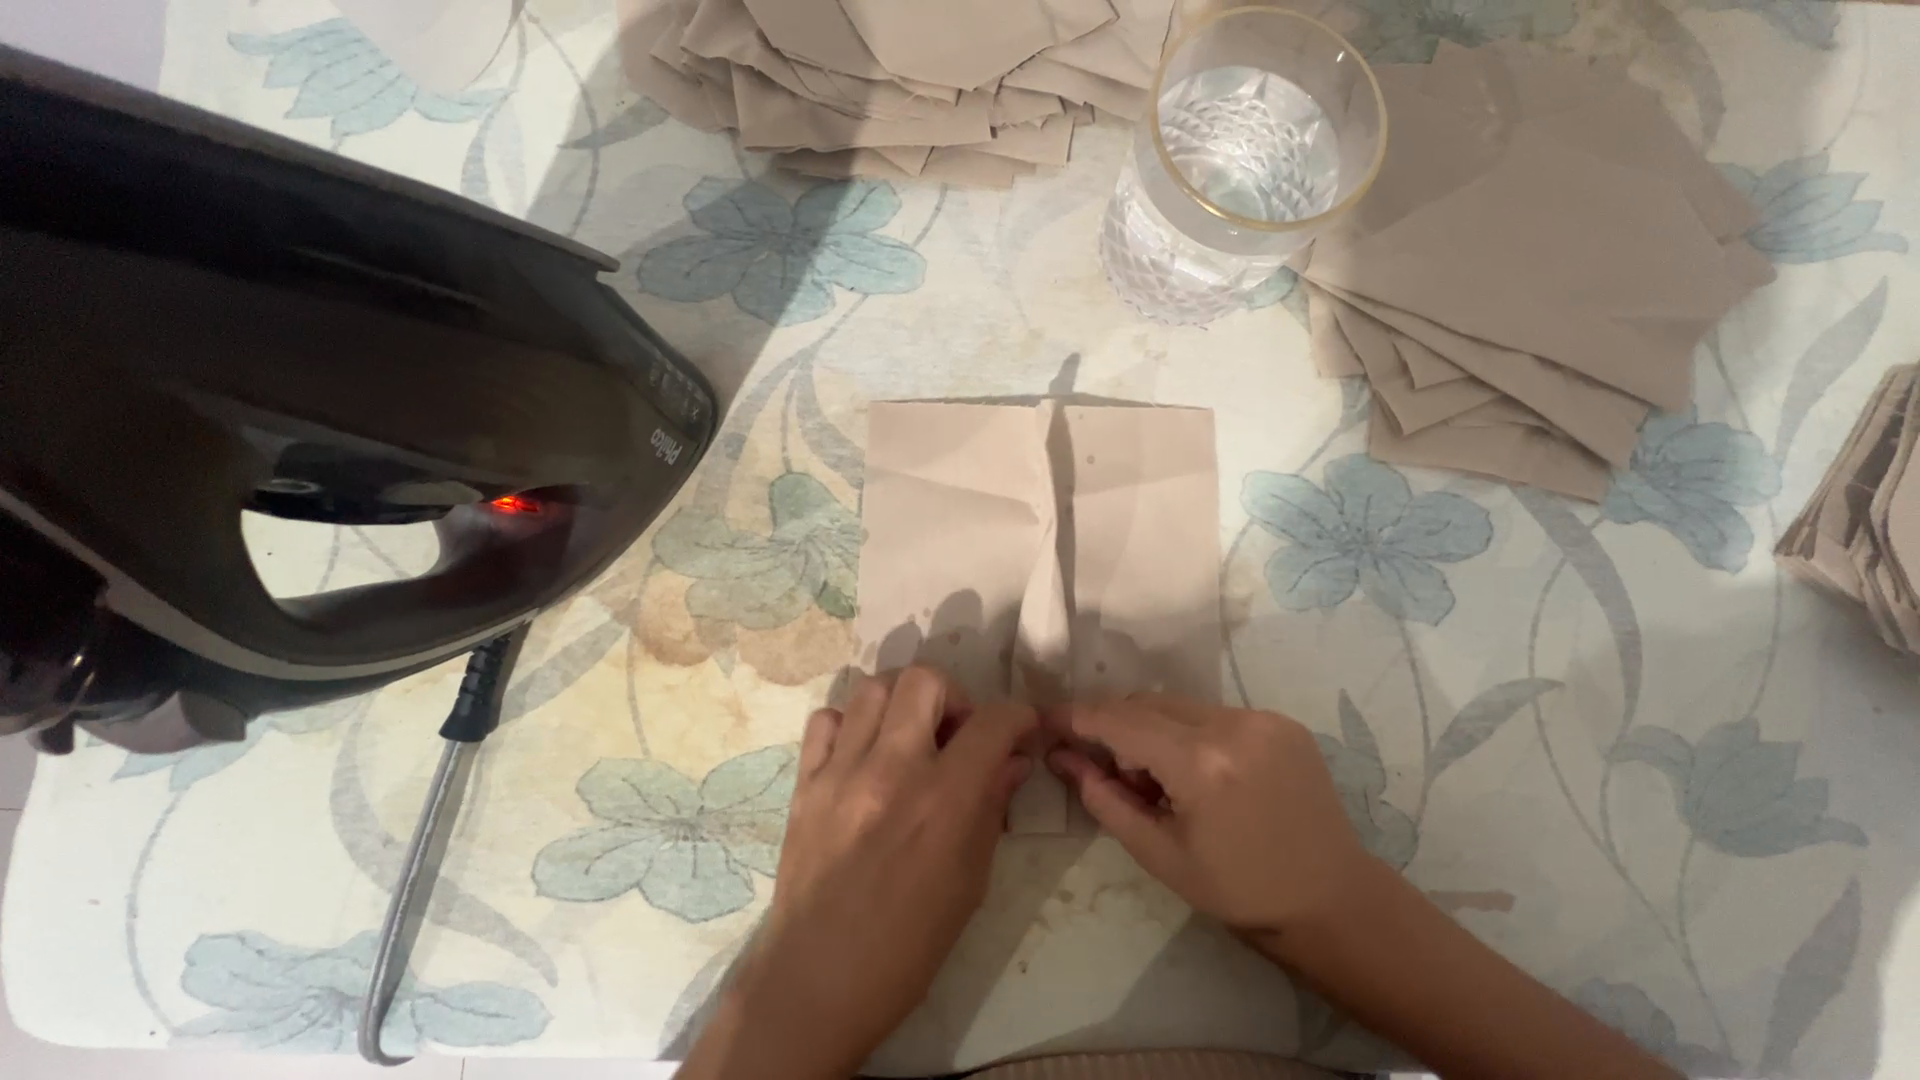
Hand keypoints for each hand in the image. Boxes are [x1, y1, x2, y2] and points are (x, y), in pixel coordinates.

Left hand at [683, 667, 1036, 1079]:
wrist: (818, 979)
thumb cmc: (909, 943)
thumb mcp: (970, 881)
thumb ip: (991, 808)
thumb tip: (1012, 761)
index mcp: (943, 802)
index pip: (992, 722)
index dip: (1018, 717)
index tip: (1020, 730)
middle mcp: (890, 770)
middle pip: (924, 680)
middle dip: (954, 696)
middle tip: (956, 734)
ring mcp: (840, 771)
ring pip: (873, 687)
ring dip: (903, 702)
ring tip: (909, 739)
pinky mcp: (804, 782)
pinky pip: (825, 719)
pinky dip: (851, 723)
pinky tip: (863, 754)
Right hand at [1044, 694, 1373, 945]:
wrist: (1330, 899)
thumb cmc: (1237, 889)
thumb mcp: (1158, 853)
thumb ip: (1104, 798)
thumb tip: (1062, 757)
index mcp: (1202, 764)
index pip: (1120, 721)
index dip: (1077, 718)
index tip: (1046, 721)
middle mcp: (1233, 726)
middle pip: (1147, 704)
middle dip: (1116, 729)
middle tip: (1113, 774)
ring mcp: (1262, 718)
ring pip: (1179, 706)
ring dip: (1153, 731)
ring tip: (1162, 783)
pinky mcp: (1280, 721)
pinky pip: (1213, 713)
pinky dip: (1189, 733)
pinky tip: (1199, 775)